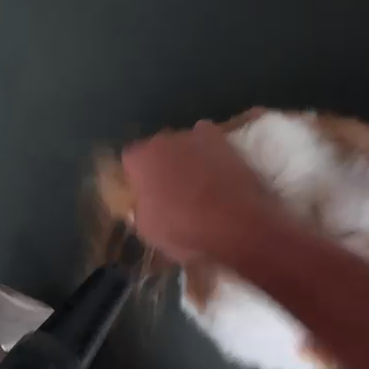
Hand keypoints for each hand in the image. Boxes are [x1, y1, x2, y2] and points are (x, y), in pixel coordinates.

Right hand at [119, 119, 287, 262]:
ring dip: (184, 157)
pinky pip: (206, 139)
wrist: (239, 225)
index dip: (137, 178)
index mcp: (139, 160)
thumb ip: (139, 211)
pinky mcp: (220, 140)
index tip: (145, 195)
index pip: (129, 161)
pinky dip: (208, 150)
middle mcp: (161, 140)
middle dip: (161, 165)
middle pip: (155, 149)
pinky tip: (214, 167)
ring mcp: (191, 136)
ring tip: (198, 183)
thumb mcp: (150, 232)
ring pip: (181, 143)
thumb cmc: (187, 230)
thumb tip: (140, 205)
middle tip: (171, 190)